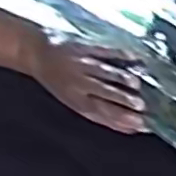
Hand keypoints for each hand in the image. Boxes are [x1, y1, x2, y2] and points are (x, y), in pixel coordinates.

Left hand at [21, 31, 148, 133]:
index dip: (124, 118)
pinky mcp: (82, 45)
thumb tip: (134, 129)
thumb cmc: (61, 84)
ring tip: (137, 85)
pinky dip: (121, 53)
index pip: (105, 111)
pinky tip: (136, 57)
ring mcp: (81, 62)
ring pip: (105, 71)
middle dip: (124, 99)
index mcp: (78, 99)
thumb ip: (105, 118)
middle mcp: (79, 81)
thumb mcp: (79, 105)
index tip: (142, 123)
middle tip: (141, 105)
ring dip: (122, 78)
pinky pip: (104, 50)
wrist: (32, 51)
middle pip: (105, 91)